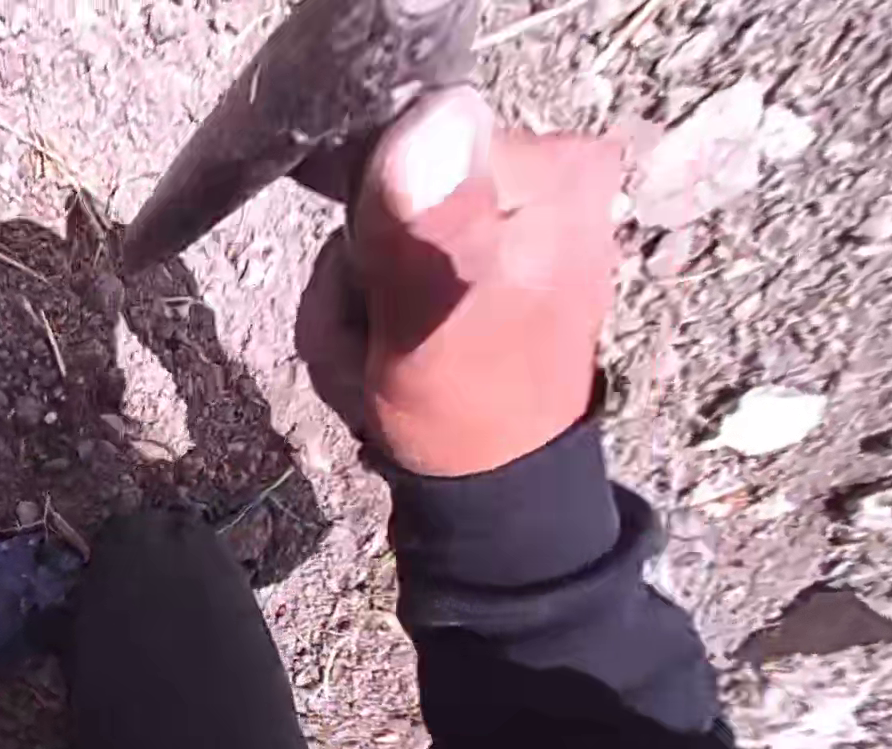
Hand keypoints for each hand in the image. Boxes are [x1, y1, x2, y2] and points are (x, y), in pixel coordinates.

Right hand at [297, 87, 623, 476]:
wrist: (481, 480)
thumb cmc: (463, 414)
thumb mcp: (435, 329)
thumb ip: (423, 236)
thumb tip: (421, 125)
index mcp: (545, 177)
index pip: (399, 154)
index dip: (364, 236)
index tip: (374, 303)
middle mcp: (526, 184)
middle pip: (376, 205)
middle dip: (349, 292)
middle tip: (370, 351)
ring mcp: (491, 227)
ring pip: (363, 250)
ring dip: (346, 320)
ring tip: (373, 368)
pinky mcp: (465, 264)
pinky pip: (375, 276)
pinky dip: (360, 327)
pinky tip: (380, 362)